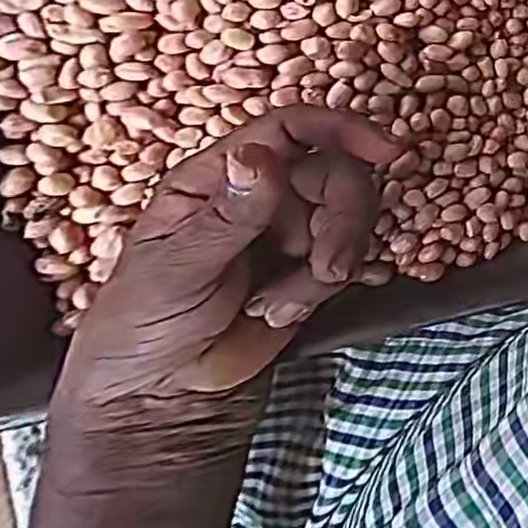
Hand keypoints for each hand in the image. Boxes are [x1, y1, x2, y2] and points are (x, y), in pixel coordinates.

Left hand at [52, 106, 401, 414]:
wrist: (160, 399)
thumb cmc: (141, 327)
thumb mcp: (175, 271)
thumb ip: (227, 215)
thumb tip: (260, 155)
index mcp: (221, 176)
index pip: (291, 128)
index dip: (342, 129)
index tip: (386, 151)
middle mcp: (265, 191)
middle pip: (338, 172)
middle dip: (345, 218)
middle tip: (329, 268)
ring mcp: (293, 225)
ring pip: (352, 213)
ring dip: (336, 257)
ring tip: (290, 302)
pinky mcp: (313, 261)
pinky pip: (349, 253)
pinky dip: (325, 285)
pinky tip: (282, 311)